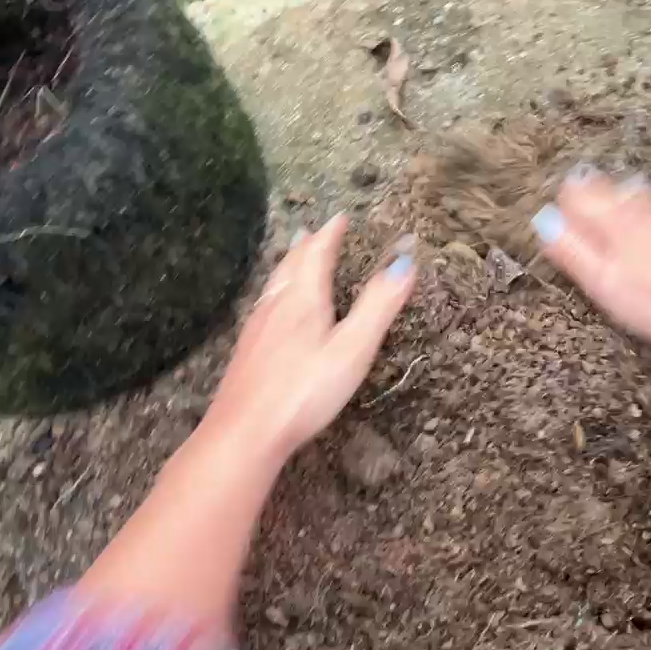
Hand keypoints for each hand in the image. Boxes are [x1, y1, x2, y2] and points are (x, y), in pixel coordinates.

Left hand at [200, 214, 417, 461]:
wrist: (244, 431)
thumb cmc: (305, 391)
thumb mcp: (353, 348)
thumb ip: (378, 305)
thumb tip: (405, 262)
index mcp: (304, 299)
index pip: (317, 254)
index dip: (330, 234)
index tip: (340, 217)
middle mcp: (277, 306)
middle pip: (292, 265)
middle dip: (307, 245)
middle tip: (315, 230)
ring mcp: (258, 328)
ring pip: (275, 284)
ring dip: (288, 264)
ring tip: (293, 255)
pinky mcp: (248, 351)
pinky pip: (265, 305)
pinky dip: (276, 290)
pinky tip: (273, 307)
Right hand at [532, 166, 650, 348]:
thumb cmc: (645, 300)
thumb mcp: (598, 280)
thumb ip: (569, 249)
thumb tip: (543, 222)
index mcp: (612, 217)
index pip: (577, 191)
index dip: (562, 203)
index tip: (559, 221)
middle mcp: (637, 207)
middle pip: (603, 186)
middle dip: (586, 198)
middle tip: (578, 223)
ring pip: (628, 192)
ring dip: (611, 201)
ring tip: (604, 226)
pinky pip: (650, 206)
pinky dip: (635, 211)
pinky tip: (637, 234)